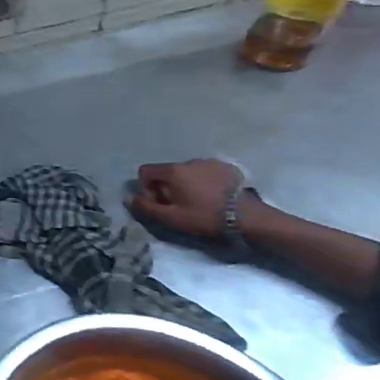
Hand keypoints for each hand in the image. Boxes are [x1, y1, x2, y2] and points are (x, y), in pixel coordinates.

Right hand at [127, 158, 246, 239]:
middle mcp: (189, 161)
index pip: (145, 171)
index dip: (146, 187)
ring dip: (186, 183)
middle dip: (167, 186)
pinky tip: (214, 196)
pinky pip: (206, 172)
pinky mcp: (228, 168)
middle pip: (167, 172)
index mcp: (173, 171)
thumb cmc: (205, 217)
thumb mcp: (171, 217)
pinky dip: (204, 181)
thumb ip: (145, 207)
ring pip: (187, 172)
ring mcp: (211, 163)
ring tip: (199, 201)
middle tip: (179, 205)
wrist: (250, 218)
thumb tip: (129, 198)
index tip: (159, 202)